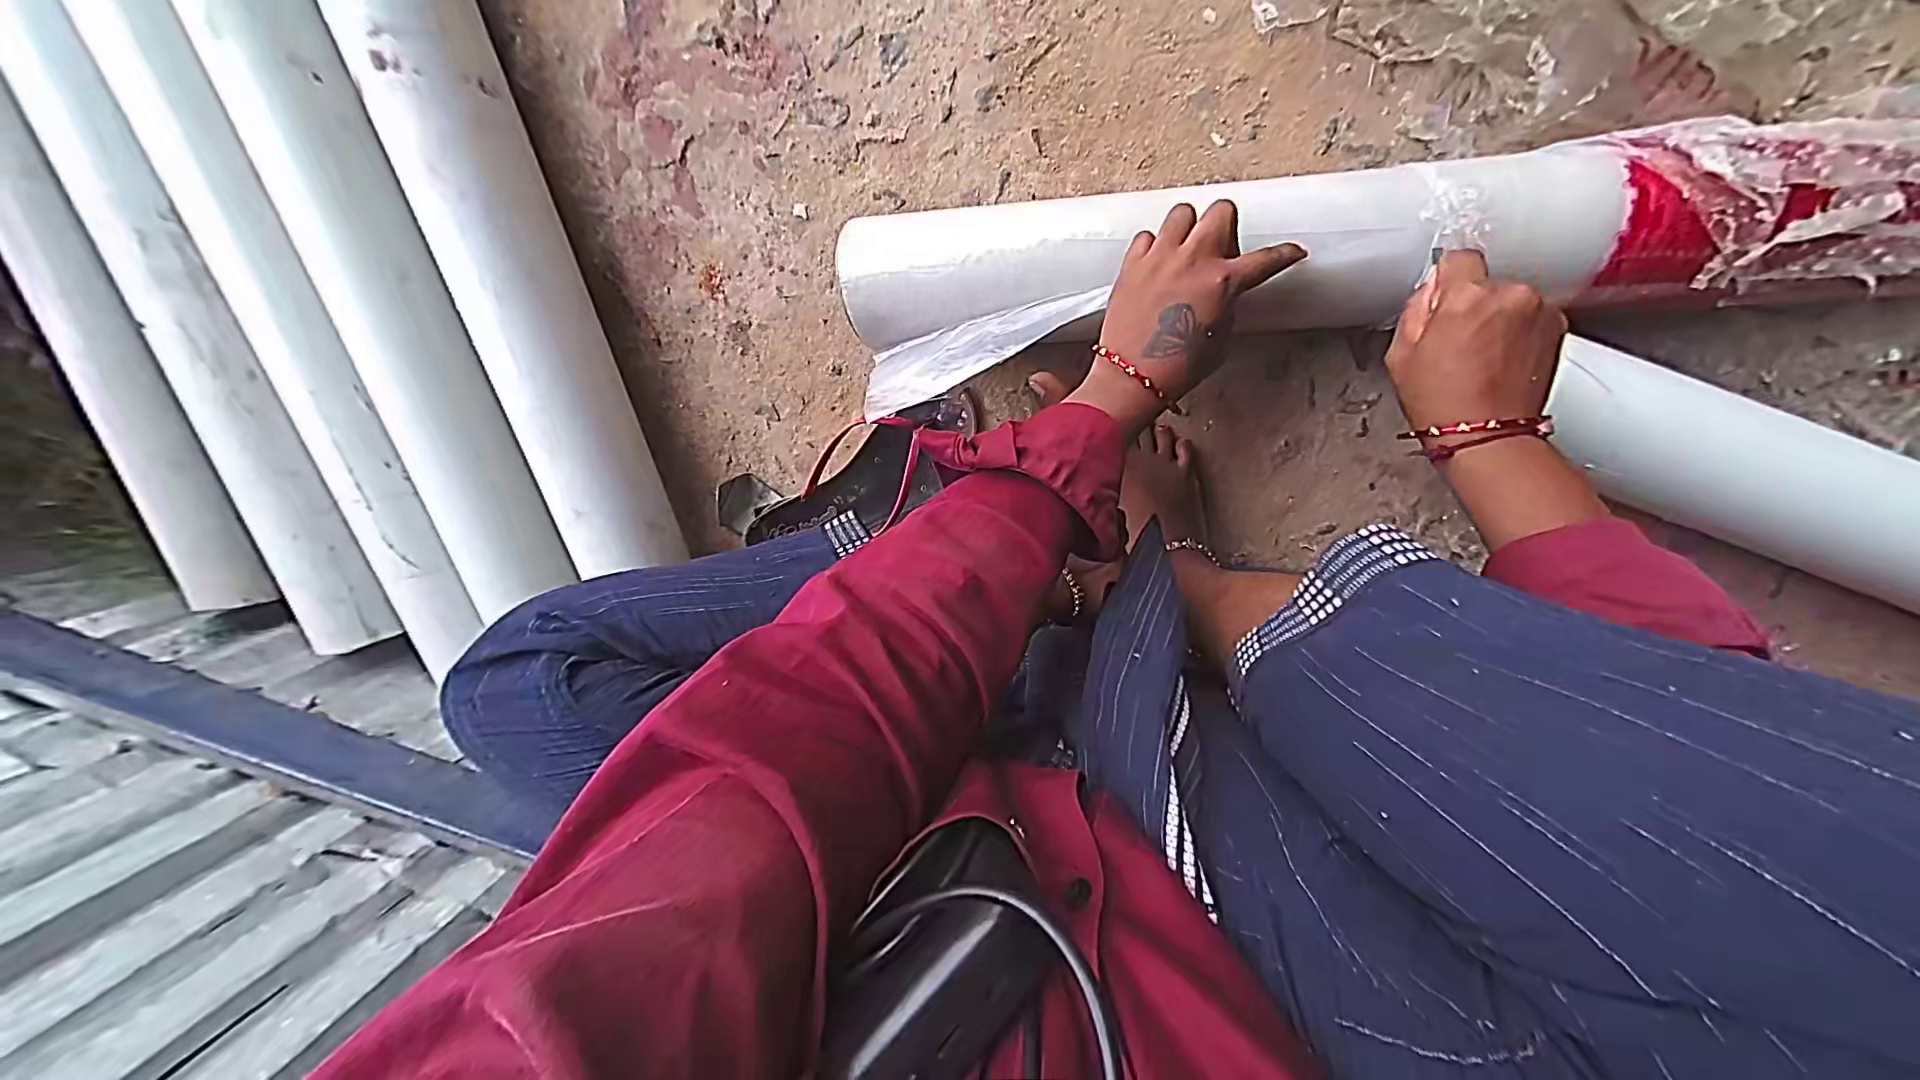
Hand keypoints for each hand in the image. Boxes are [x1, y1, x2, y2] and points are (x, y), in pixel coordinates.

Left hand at [1096, 201, 1305, 403]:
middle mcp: (1193, 261)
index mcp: (1223, 282)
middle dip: (1225, 226)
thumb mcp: (1220, 339)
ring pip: (1181, 213)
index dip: (1284, 255)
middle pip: (1221, 212)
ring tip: (1184, 250)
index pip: (1267, 258)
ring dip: (1187, 228)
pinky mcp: (1132, 265)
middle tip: (1220, 248)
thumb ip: (1228, 304)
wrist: (1132, 377)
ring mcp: (1160, 259)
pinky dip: (1153, 246)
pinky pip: (1146, 236)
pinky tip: (1155, 263)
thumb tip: (1226, 292)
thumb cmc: (1173, 368)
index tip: (1289, 253)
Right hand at [1384, 250, 1606, 549]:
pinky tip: (1496, 361)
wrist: (1484, 434)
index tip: (1438, 298)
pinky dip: (1515, 332)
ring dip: (1494, 318)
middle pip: (1485, 283)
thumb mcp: (1400, 354)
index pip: (1459, 258)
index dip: (1444, 279)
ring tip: (1475, 356)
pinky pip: (1529, 316)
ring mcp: (1540, 310)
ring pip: (1508, 299)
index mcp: (1467, 297)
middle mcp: (1511, 295)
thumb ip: (1414, 310)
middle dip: (1468, 304)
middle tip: (1451, 341)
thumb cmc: (1441, 401)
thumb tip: (1429, 290)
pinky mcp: (1558, 327)